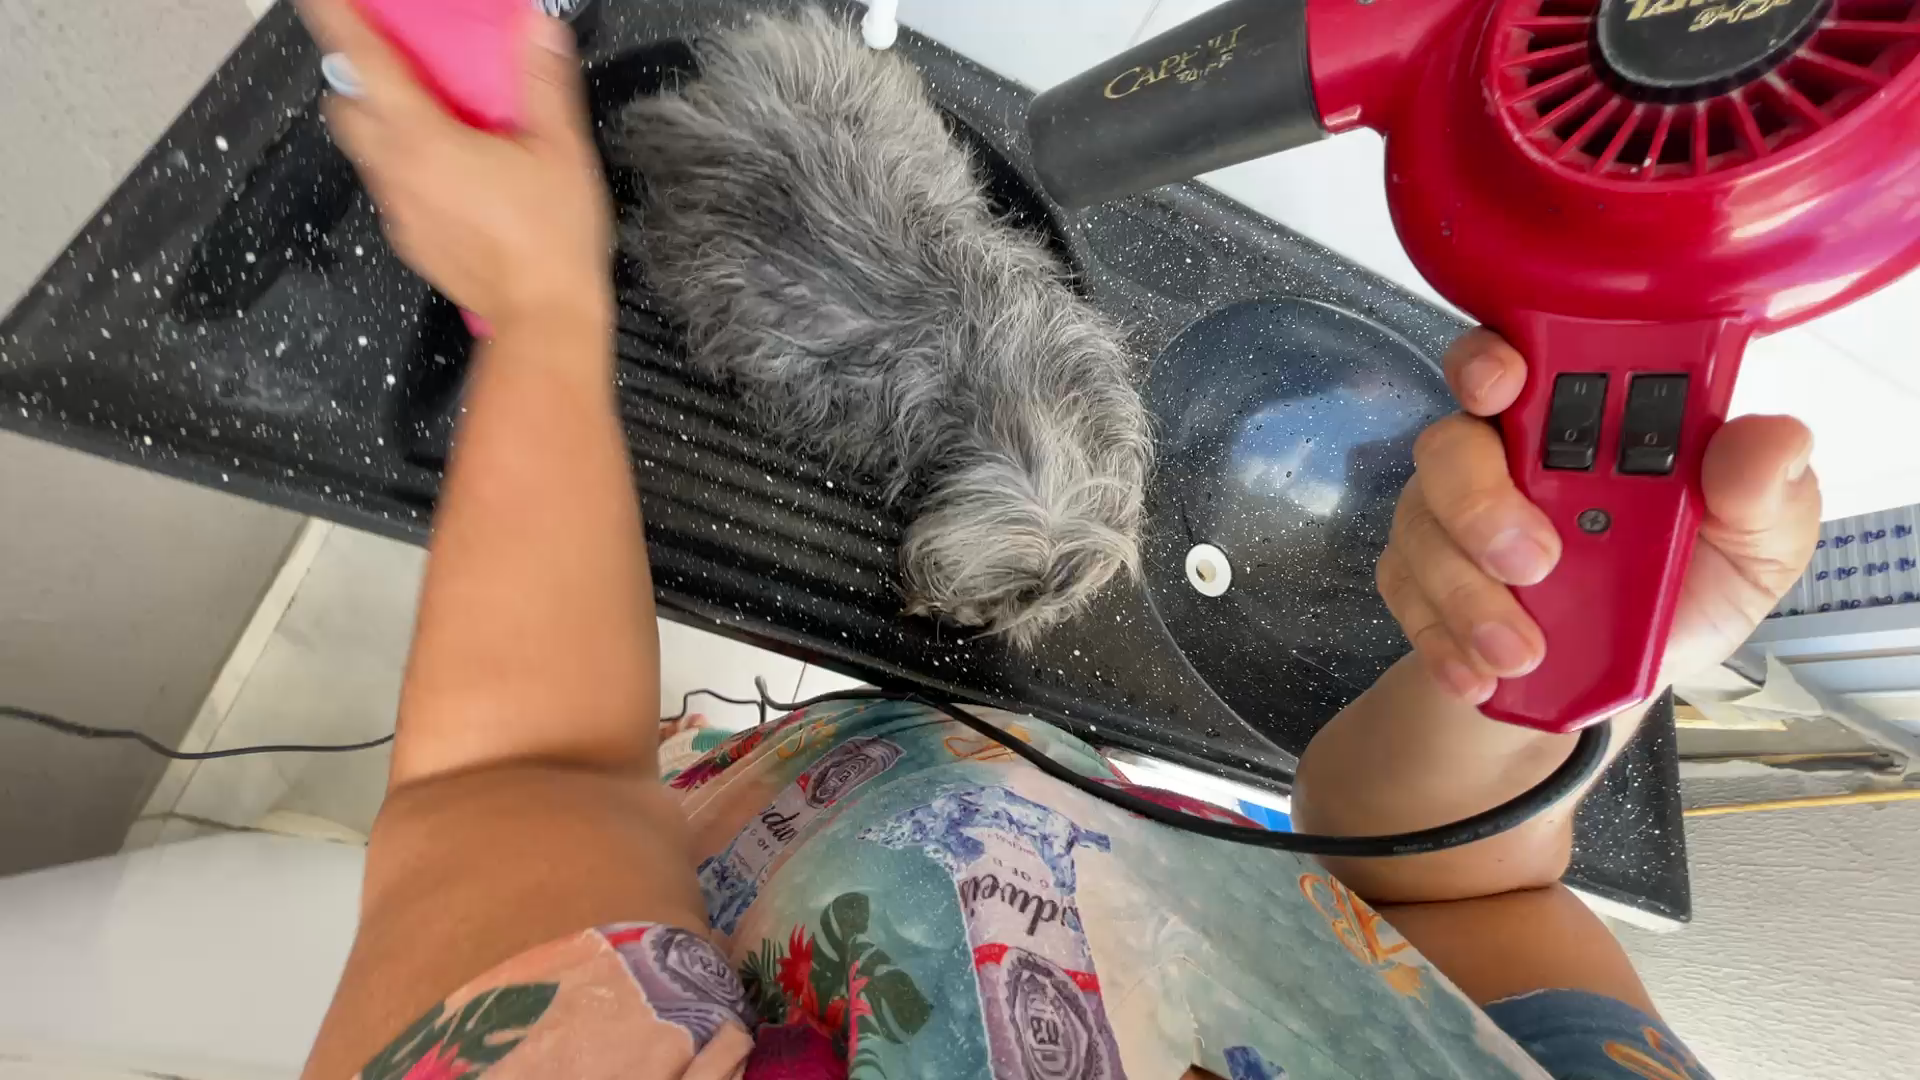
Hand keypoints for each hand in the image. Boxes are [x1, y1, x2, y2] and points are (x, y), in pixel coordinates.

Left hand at [300, 0, 611, 329]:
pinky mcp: (415, 245)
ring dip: (388, 133)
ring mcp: (401, 211)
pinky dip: (412, 181)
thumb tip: (539, 30)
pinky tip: (457, 193)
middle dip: (361, 81)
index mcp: (424, 136)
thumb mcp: (563, 153)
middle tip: (399, 76)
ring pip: (368, 153)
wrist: (546, 317)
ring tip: (438, 139)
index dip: (336, 12)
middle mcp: (397, 170)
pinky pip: (395, 197)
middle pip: (346, 103)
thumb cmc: (553, 242)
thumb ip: (544, 85)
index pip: (359, 53)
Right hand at [1379, 329, 1821, 704]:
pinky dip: (1437, 635)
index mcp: (1574, 425)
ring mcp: (1439, 516)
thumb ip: (1765, 496)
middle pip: (1447, 446)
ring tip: (1518, 654)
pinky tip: (1476, 670)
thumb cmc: (1675, 593)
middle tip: (1532, 563)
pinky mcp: (1407, 572)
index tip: (1503, 387)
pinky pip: (1401, 592)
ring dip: (1465, 594)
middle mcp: (1493, 458)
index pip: (1515, 362)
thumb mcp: (1752, 550)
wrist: (1598, 674)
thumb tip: (1760, 441)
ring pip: (1419, 528)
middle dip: (1480, 503)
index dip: (1492, 362)